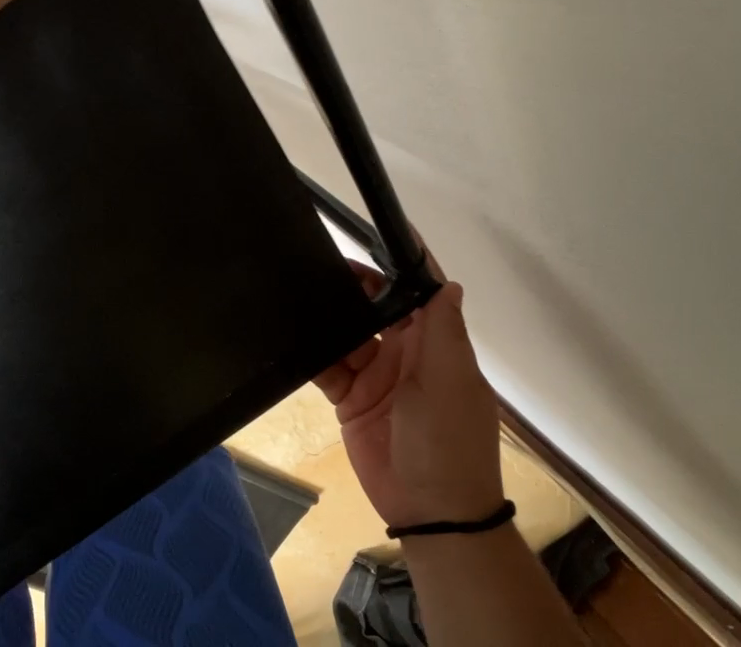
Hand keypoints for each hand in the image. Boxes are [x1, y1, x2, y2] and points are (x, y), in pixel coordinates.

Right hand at [314, 272, 505, 528]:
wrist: (429, 511)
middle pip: (379, 308)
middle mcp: (408, 355)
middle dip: (358, 286)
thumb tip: (448, 283)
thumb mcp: (448, 383)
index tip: (387, 230)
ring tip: (300, 288)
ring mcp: (377, 377)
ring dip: (331, 316)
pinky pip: (328, 366)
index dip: (410, 264)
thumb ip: (442, 332)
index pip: (424, 295)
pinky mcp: (351, 399)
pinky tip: (292, 332)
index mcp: (438, 347)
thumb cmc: (447, 441)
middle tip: (324, 260)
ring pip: (350, 333)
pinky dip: (313, 352)